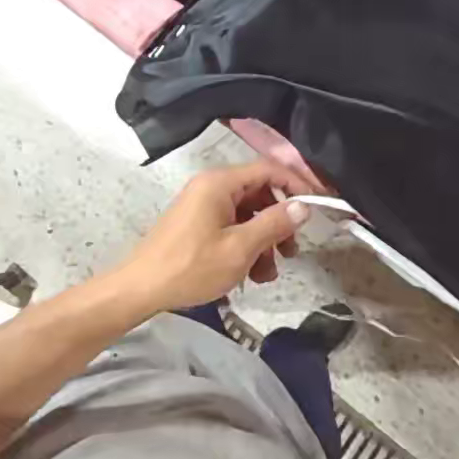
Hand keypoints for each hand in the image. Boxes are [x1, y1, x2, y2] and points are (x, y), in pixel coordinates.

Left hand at [108, 161, 315, 315]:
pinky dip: (246, 247)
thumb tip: (304, 207)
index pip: (270, 170)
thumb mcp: (240, 248)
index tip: (319, 207)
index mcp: (220, 183)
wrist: (140, 289)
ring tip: (268, 273)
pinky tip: (250, 274)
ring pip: (248, 214)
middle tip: (292, 251)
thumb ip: (274, 224)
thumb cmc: (190, 266)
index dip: (298, 185)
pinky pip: (232, 226)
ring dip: (264, 241)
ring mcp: (203, 205)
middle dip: (279, 223)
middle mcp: (212, 186)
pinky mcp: (197, 224)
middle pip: (260, 193)